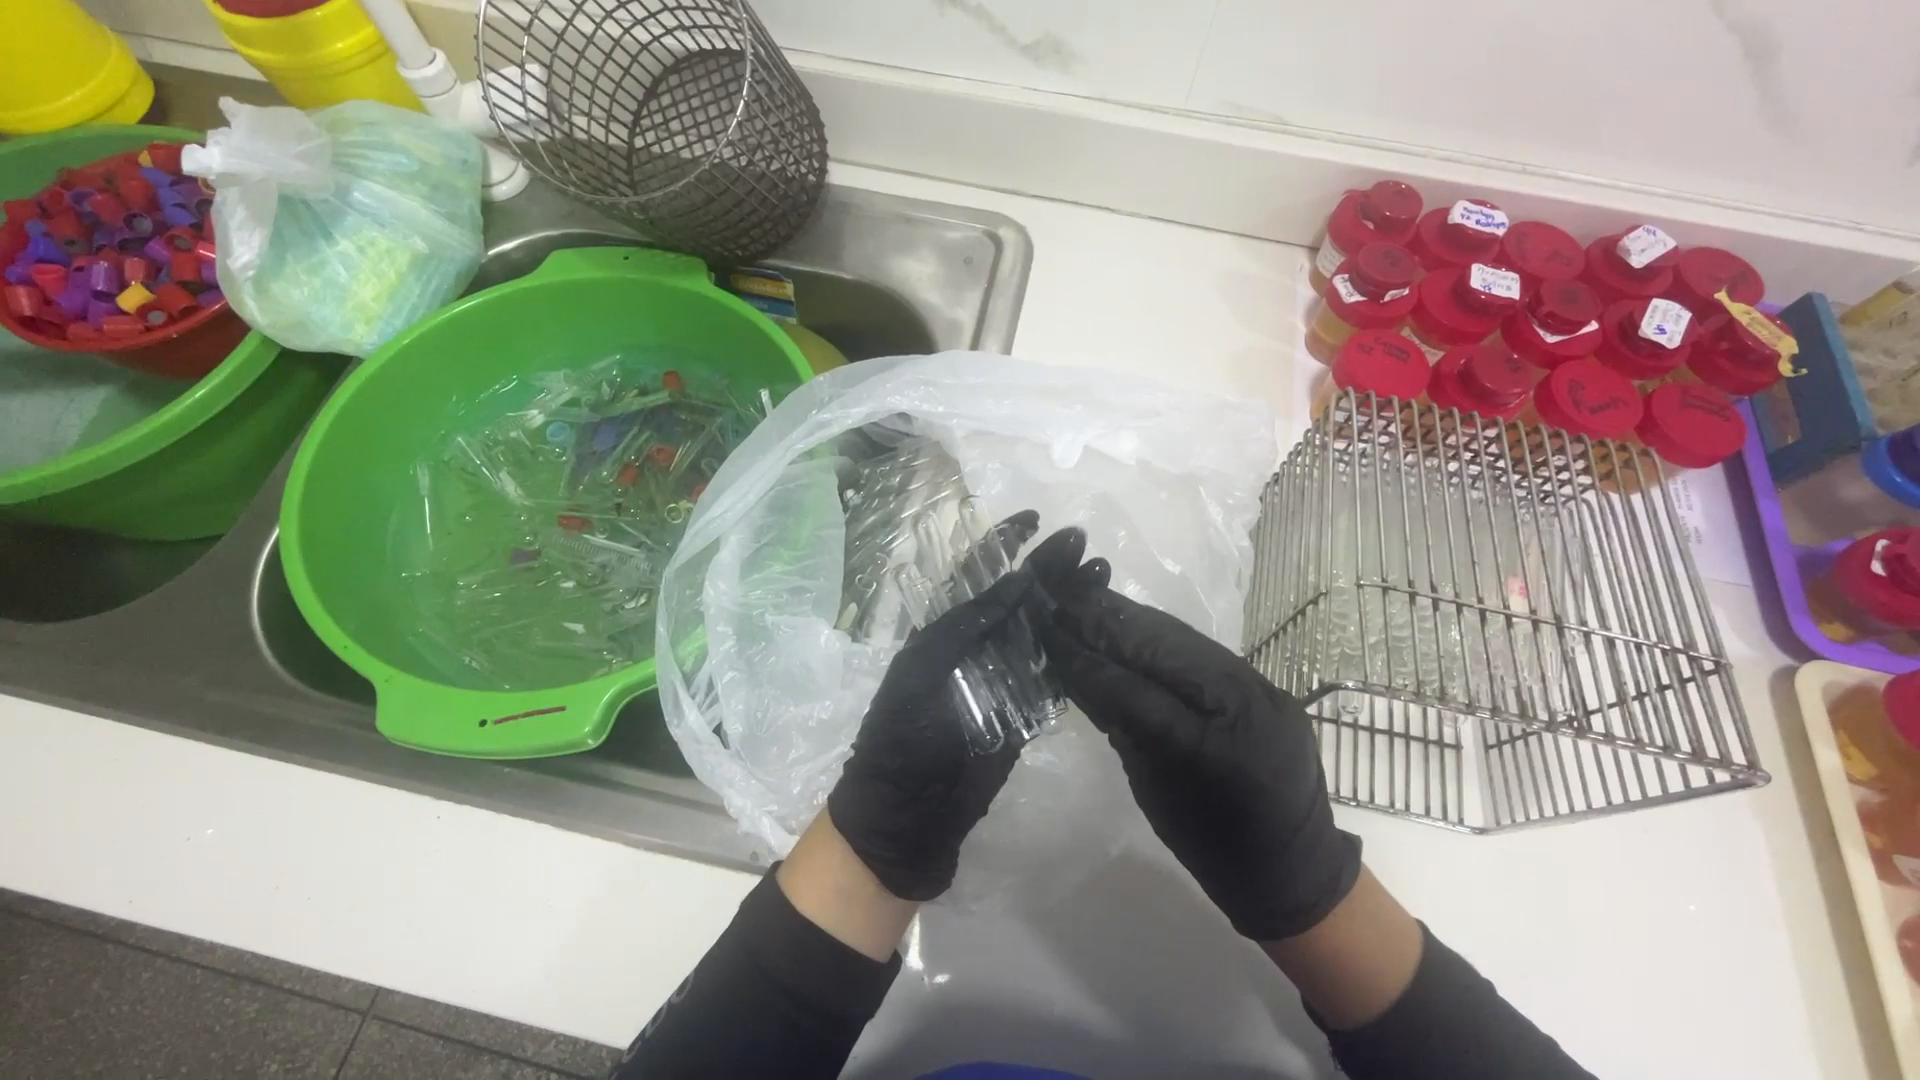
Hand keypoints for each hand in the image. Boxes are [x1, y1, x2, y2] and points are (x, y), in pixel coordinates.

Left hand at [827, 517, 1096, 900]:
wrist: (905, 818)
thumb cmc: (902, 738)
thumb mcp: (924, 671)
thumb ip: (968, 625)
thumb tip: (1017, 580)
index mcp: (943, 630)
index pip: (976, 573)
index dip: (1003, 542)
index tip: (1035, 520)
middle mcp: (974, 648)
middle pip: (1019, 598)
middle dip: (1050, 569)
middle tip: (1086, 547)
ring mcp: (1000, 681)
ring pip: (1041, 633)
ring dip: (1070, 606)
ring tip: (1103, 578)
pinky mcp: (1022, 715)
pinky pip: (1052, 678)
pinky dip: (1076, 656)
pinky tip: (1101, 636)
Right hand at [1037, 585, 1361, 940]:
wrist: (1292, 864)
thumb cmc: (1210, 845)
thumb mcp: (1154, 792)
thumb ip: (1123, 729)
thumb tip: (1083, 675)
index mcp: (1208, 751)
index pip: (1134, 692)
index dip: (1088, 662)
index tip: (1049, 633)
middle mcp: (1243, 706)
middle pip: (1163, 648)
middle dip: (1108, 621)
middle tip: (1063, 598)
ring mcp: (1262, 689)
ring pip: (1185, 640)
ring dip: (1133, 620)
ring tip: (1090, 600)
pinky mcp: (1268, 684)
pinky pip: (1205, 652)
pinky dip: (1163, 639)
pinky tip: (1133, 626)